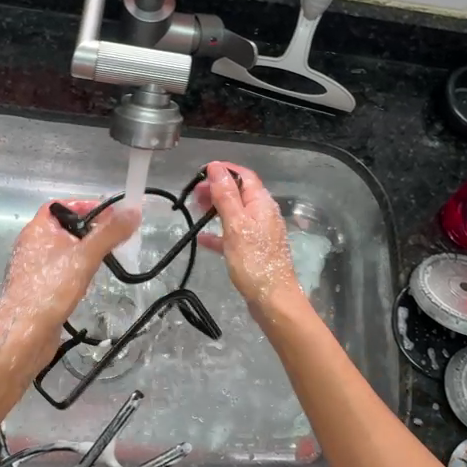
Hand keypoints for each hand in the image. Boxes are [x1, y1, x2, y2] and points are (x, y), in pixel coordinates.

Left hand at [0, 200, 138, 365]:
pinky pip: (62, 272)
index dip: (85, 205)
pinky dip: (77, 273)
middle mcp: (33, 246)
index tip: (111, 216)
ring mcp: (34, 270)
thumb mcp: (85, 257)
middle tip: (116, 238)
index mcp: (37, 230)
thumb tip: (135, 210)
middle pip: (65, 228)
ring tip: (107, 260)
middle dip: (91, 231)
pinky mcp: (39, 291)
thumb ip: (110, 233)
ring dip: (85, 253)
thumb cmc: (50, 290)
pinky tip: (89, 284)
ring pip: (65, 252)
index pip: (61, 205)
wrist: (22, 338)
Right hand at [198, 162, 306, 315]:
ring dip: (216, 208)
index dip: (224, 170)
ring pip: (235, 213)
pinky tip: (202, 239)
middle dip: (217, 189)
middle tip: (194, 194)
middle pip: (239, 193)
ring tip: (196, 209)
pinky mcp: (253, 251)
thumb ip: (226, 195)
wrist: (272, 299)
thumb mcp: (236, 224)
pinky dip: (218, 233)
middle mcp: (263, 214)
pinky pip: (233, 235)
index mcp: (261, 203)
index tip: (201, 173)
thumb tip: (216, 167)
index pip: (244, 176)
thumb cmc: (254, 260)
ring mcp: (259, 233)